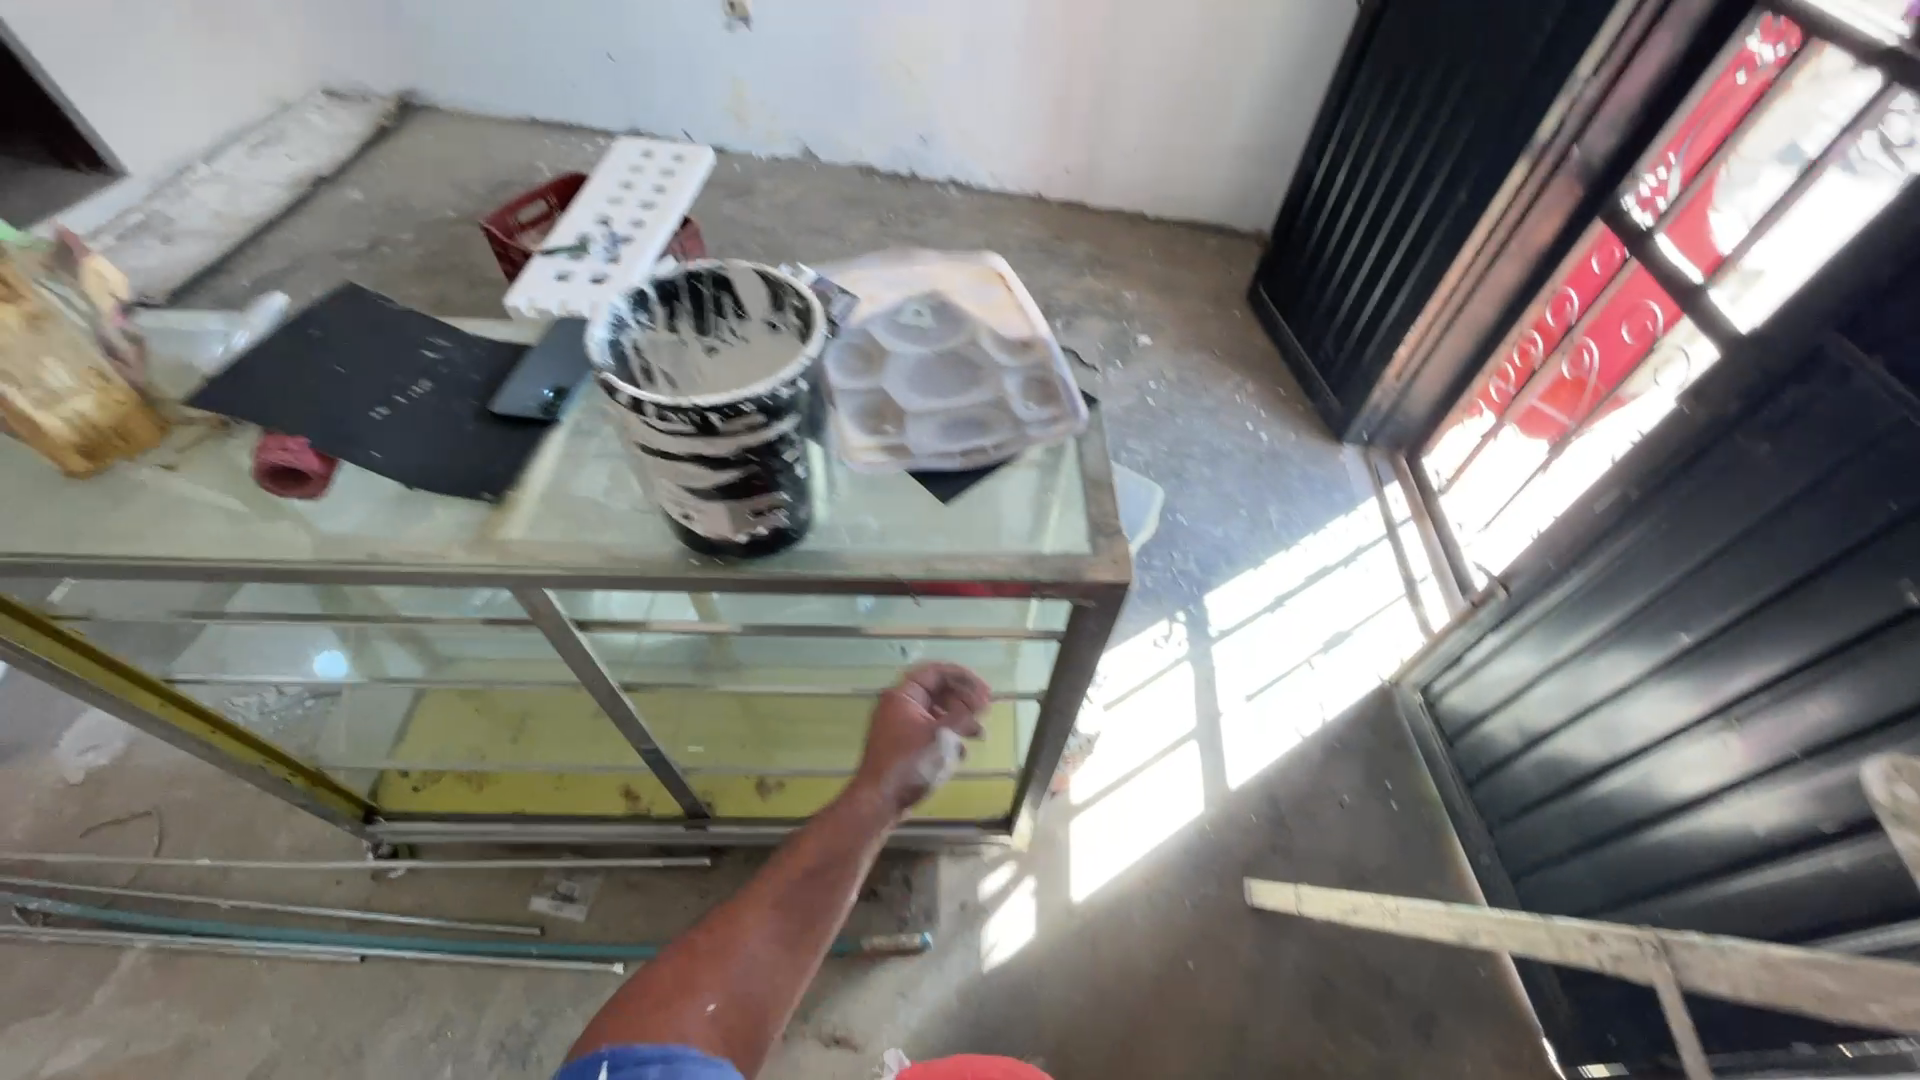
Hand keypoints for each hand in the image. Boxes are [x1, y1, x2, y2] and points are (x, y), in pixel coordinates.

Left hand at [850, 662, 990, 816]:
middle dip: (964, 701)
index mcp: (903, 696)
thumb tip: (982, 699)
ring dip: (960, 721)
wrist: (880, 802)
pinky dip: (949, 738)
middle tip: (985, 710)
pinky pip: (932, 733)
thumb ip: (963, 714)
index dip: (964, 677)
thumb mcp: (941, 735)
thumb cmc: (910, 763)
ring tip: (979, 735)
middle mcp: (901, 706)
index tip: (986, 691)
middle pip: (938, 691)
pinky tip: (961, 753)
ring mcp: (902, 727)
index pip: (936, 673)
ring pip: (937, 713)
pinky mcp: (906, 747)